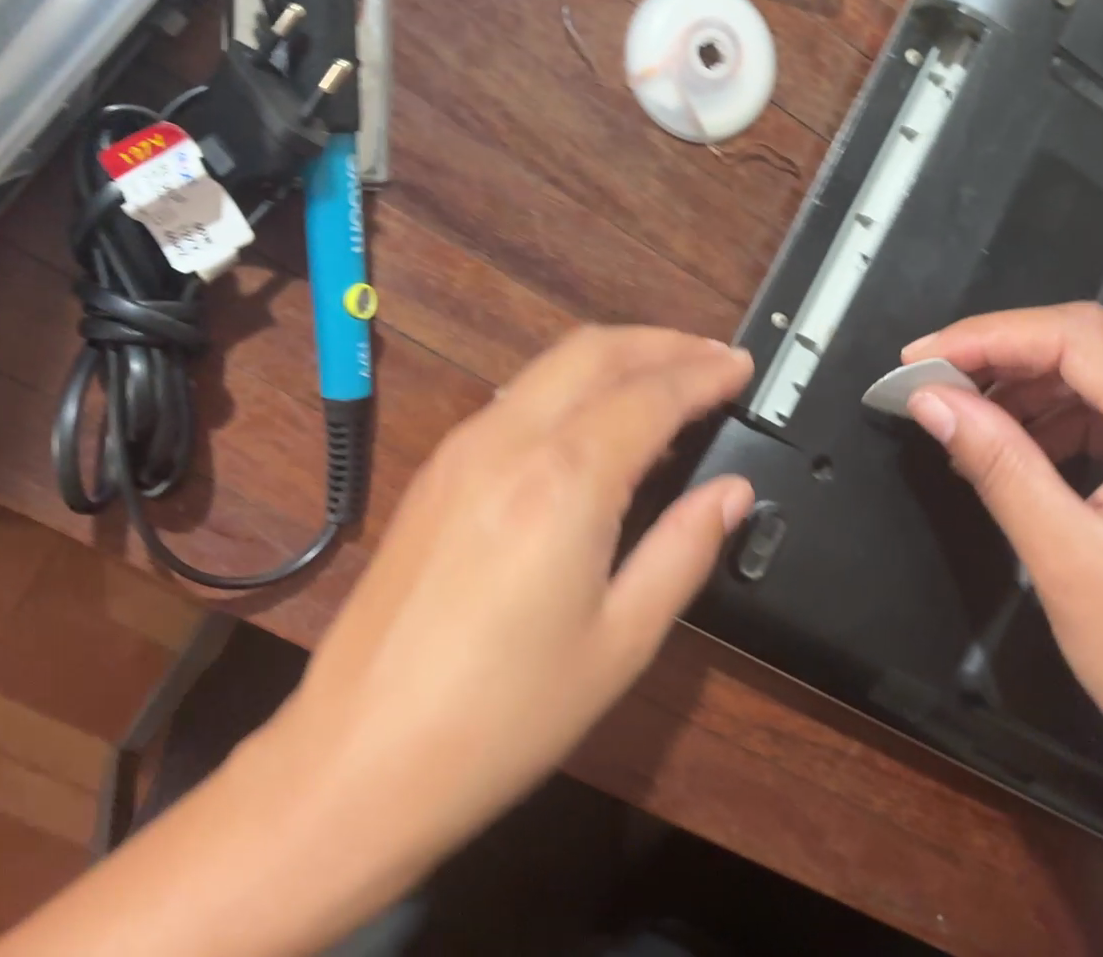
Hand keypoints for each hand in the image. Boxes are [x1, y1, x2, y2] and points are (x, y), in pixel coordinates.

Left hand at [251, 326, 754, 900]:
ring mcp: (459, 454)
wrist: (361, 758)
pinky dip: (571, 391)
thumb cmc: (508, 714)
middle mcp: (507, 443)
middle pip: (593, 352)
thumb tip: (731, 493)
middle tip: (713, 359)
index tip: (741, 369)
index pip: (650, 395)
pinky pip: (515, 403)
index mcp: (563, 480)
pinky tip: (596, 428)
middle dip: (662, 343)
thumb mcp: (622, 641)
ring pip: (548, 369)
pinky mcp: (433, 477)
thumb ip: (683, 550)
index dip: (704, 374)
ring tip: (665, 383)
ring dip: (614, 361)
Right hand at [899, 303, 1102, 779]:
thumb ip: (995, 460)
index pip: (1081, 340)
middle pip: (1096, 345)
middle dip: (1004, 357)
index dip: (989, 337)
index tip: (921, 357)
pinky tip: (1016, 444)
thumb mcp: (1059, 553)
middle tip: (933, 383)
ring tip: (967, 420)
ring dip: (1029, 387)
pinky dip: (1061, 417)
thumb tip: (932, 399)